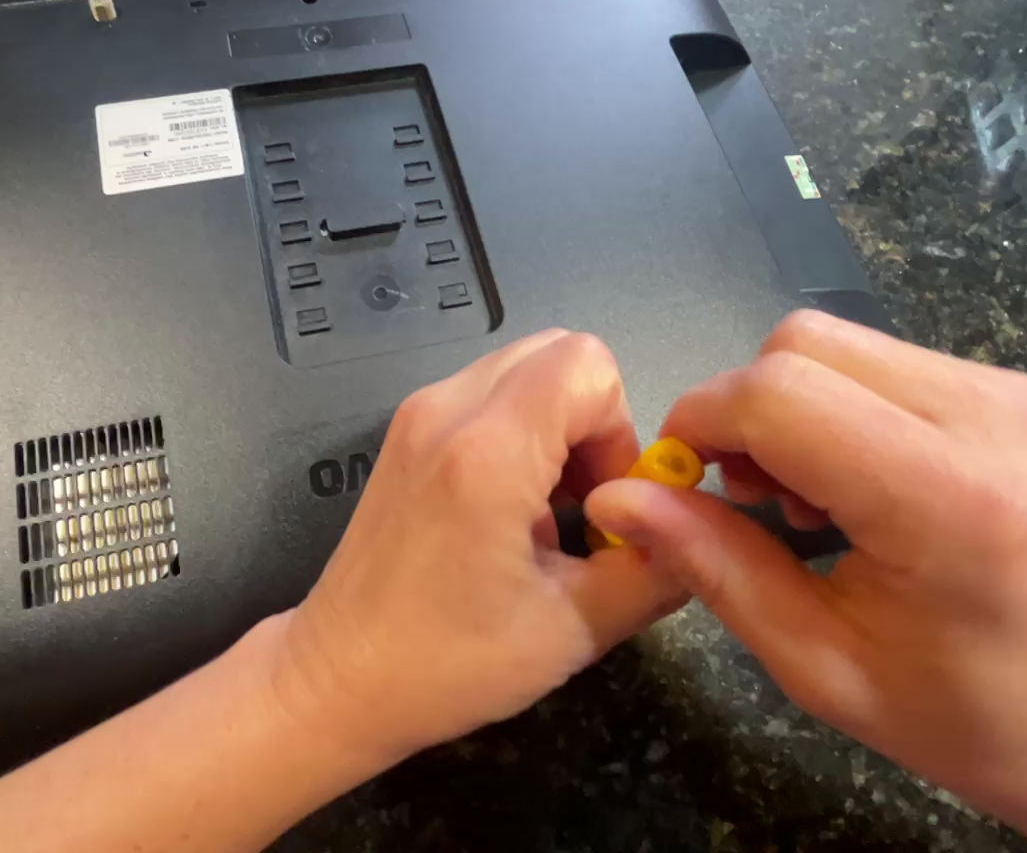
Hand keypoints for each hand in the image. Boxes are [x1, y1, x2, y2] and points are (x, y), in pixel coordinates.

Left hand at [275, 330, 685, 764]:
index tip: (606, 498)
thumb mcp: (570, 629)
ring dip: (555, 424)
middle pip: (557, 352)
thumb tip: (690, 530)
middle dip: (592, 418)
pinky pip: (486, 391)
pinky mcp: (405, 428)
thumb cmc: (446, 662)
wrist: (337, 674)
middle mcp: (446, 410)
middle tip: (583, 500)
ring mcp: (418, 412)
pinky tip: (506, 505)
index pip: (586, 365)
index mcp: (488, 451)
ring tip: (543, 510)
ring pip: (522, 367)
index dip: (617, 426)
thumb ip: (652, 570)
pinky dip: (519, 428)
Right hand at [585, 311, 1026, 851]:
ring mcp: (1024, 397)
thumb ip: (709, 564)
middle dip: (741, 409)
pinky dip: (836, 404)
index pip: (776, 395)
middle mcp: (999, 421)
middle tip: (747, 494)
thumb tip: (615, 499)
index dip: (698, 422)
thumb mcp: (815, 663)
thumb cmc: (969, 723)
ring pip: (836, 343)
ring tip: (806, 495)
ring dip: (787, 404)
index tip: (679, 479)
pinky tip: (857, 478)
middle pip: (800, 345)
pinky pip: (882, 361)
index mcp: (952, 502)